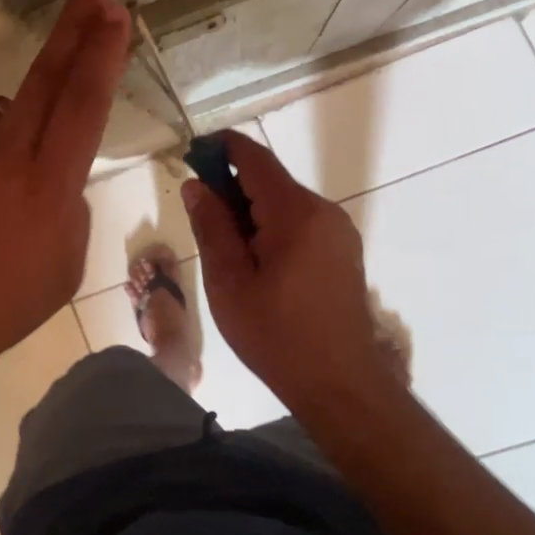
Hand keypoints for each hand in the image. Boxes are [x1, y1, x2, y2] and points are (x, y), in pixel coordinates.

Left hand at [0, 0, 132, 389]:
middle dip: (76, 27)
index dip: (103, 54)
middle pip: (46, 77)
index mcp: (48, 187)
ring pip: (0, 113)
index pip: (84, 104)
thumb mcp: (64, 267)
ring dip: (15, 129)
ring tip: (0, 189)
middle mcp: (4, 154)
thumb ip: (68, 208)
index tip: (116, 12)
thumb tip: (55, 175)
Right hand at [183, 131, 401, 406]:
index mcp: (295, 213)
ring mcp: (338, 231)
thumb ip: (211, 227)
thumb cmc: (276, 335)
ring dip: (250, 212)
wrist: (341, 385)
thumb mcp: (228, 282)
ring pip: (283, 203)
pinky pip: (299, 223)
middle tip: (199, 218)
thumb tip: (196, 185)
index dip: (221, 148)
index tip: (191, 155)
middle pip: (269, 181)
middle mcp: (323, 211)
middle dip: (231, 188)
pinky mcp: (343, 252)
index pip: (254, 158)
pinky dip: (271, 228)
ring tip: (224, 251)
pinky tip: (254, 264)